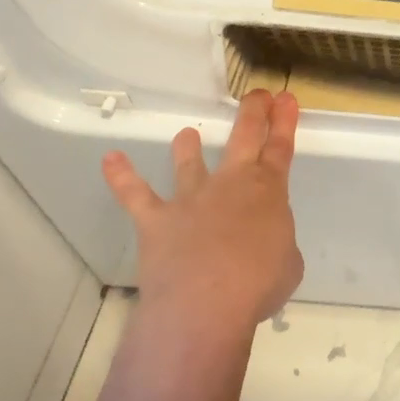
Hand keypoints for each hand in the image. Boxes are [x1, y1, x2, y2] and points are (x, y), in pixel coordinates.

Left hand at [75, 91, 304, 400]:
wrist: (204, 305)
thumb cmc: (258, 286)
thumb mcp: (289, 264)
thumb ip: (279, 244)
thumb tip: (266, 245)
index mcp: (268, 191)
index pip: (280, 147)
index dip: (284, 121)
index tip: (285, 98)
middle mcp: (230, 184)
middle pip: (243, 138)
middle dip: (252, 112)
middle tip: (257, 95)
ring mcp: (191, 199)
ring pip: (189, 163)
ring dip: (187, 147)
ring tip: (186, 134)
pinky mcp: (156, 219)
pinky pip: (135, 195)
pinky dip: (122, 177)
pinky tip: (111, 160)